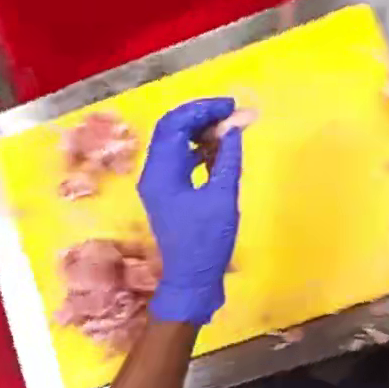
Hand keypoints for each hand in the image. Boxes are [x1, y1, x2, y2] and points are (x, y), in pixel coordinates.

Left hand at [138, 98, 244, 324]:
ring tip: (229, 131)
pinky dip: (197, 152)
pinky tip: (219, 152)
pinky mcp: (168, 196)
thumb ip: (227, 159)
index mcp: (160, 173)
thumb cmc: (206, 242)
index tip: (230, 107)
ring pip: (175, 146)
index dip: (202, 110)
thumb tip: (235, 127)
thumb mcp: (222, 198)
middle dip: (200, 118)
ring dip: (200, 134)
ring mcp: (158, 186)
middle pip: (171, 131)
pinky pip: (179, 163)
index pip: (174, 124)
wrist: (192, 280)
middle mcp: (153, 175)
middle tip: (231, 114)